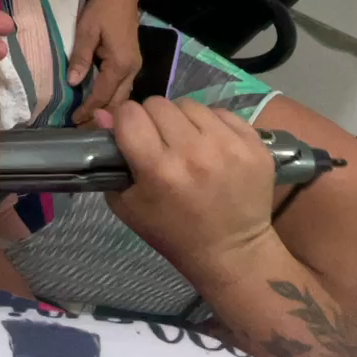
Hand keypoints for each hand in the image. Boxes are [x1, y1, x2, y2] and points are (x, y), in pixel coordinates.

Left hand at [67, 0, 140, 124]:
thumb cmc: (102, 9)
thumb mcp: (86, 30)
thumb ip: (80, 57)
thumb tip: (72, 83)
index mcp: (121, 64)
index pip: (103, 95)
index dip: (89, 110)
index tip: (74, 121)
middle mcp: (132, 70)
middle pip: (118, 102)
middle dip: (101, 117)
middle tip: (82, 129)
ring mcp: (135, 67)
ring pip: (123, 97)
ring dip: (108, 110)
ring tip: (90, 121)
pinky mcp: (133, 63)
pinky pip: (123, 88)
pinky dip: (112, 99)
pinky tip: (101, 105)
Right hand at [99, 98, 279, 286]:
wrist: (232, 252)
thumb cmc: (171, 232)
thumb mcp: (128, 203)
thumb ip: (110, 157)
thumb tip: (102, 114)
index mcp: (159, 169)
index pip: (129, 113)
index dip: (125, 121)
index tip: (131, 135)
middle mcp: (194, 152)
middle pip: (158, 104)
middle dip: (153, 120)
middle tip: (160, 143)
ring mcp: (228, 146)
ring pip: (189, 104)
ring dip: (182, 120)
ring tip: (188, 143)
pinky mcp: (254, 144)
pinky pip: (221, 112)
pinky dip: (211, 124)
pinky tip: (212, 146)